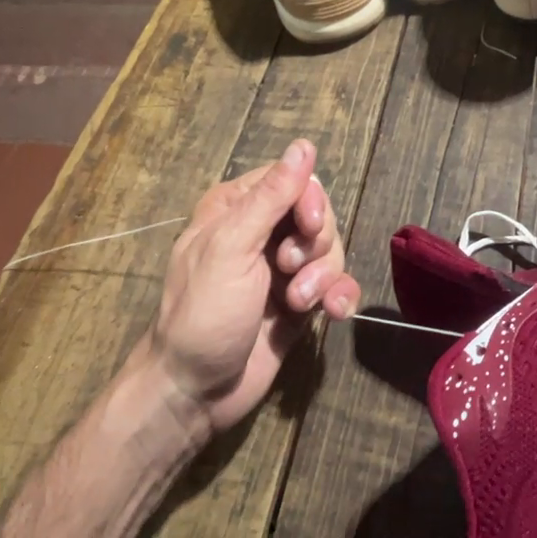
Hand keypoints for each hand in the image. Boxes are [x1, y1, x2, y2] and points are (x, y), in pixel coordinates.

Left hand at [140, 139, 360, 435]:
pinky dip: (340, 295)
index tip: (308, 227)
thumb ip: (271, 197)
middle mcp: (261, 233)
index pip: (292, 180)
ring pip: (330, 251)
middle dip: (315, 244)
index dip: (308, 200)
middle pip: (317, 215)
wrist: (196, 392)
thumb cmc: (203, 312)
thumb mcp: (231, 248)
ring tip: (299, 304)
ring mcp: (282, 270)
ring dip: (324, 276)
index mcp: (237, 208)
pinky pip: (336, 285)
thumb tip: (304, 145)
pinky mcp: (300, 304)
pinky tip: (335, 314)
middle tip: (290, 271)